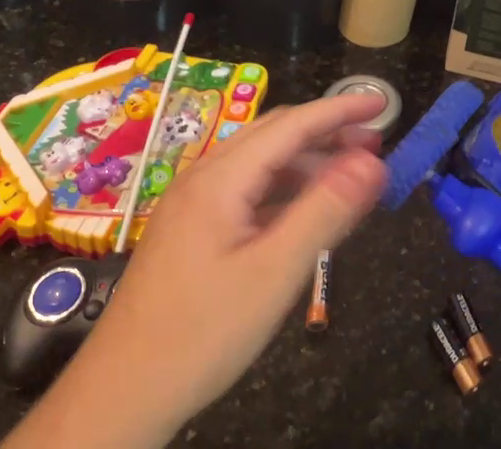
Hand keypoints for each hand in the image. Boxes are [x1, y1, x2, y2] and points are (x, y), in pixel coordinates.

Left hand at [15, 93, 386, 446]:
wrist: (118, 399)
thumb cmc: (201, 335)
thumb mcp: (275, 272)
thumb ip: (326, 211)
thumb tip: (374, 162)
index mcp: (220, 181)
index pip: (291, 124)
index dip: (340, 110)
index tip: (382, 103)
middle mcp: (203, 181)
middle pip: (273, 136)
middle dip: (328, 132)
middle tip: (377, 142)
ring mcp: (192, 208)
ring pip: (260, 165)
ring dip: (309, 162)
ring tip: (352, 177)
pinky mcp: (191, 235)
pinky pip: (248, 193)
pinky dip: (287, 190)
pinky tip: (307, 213)